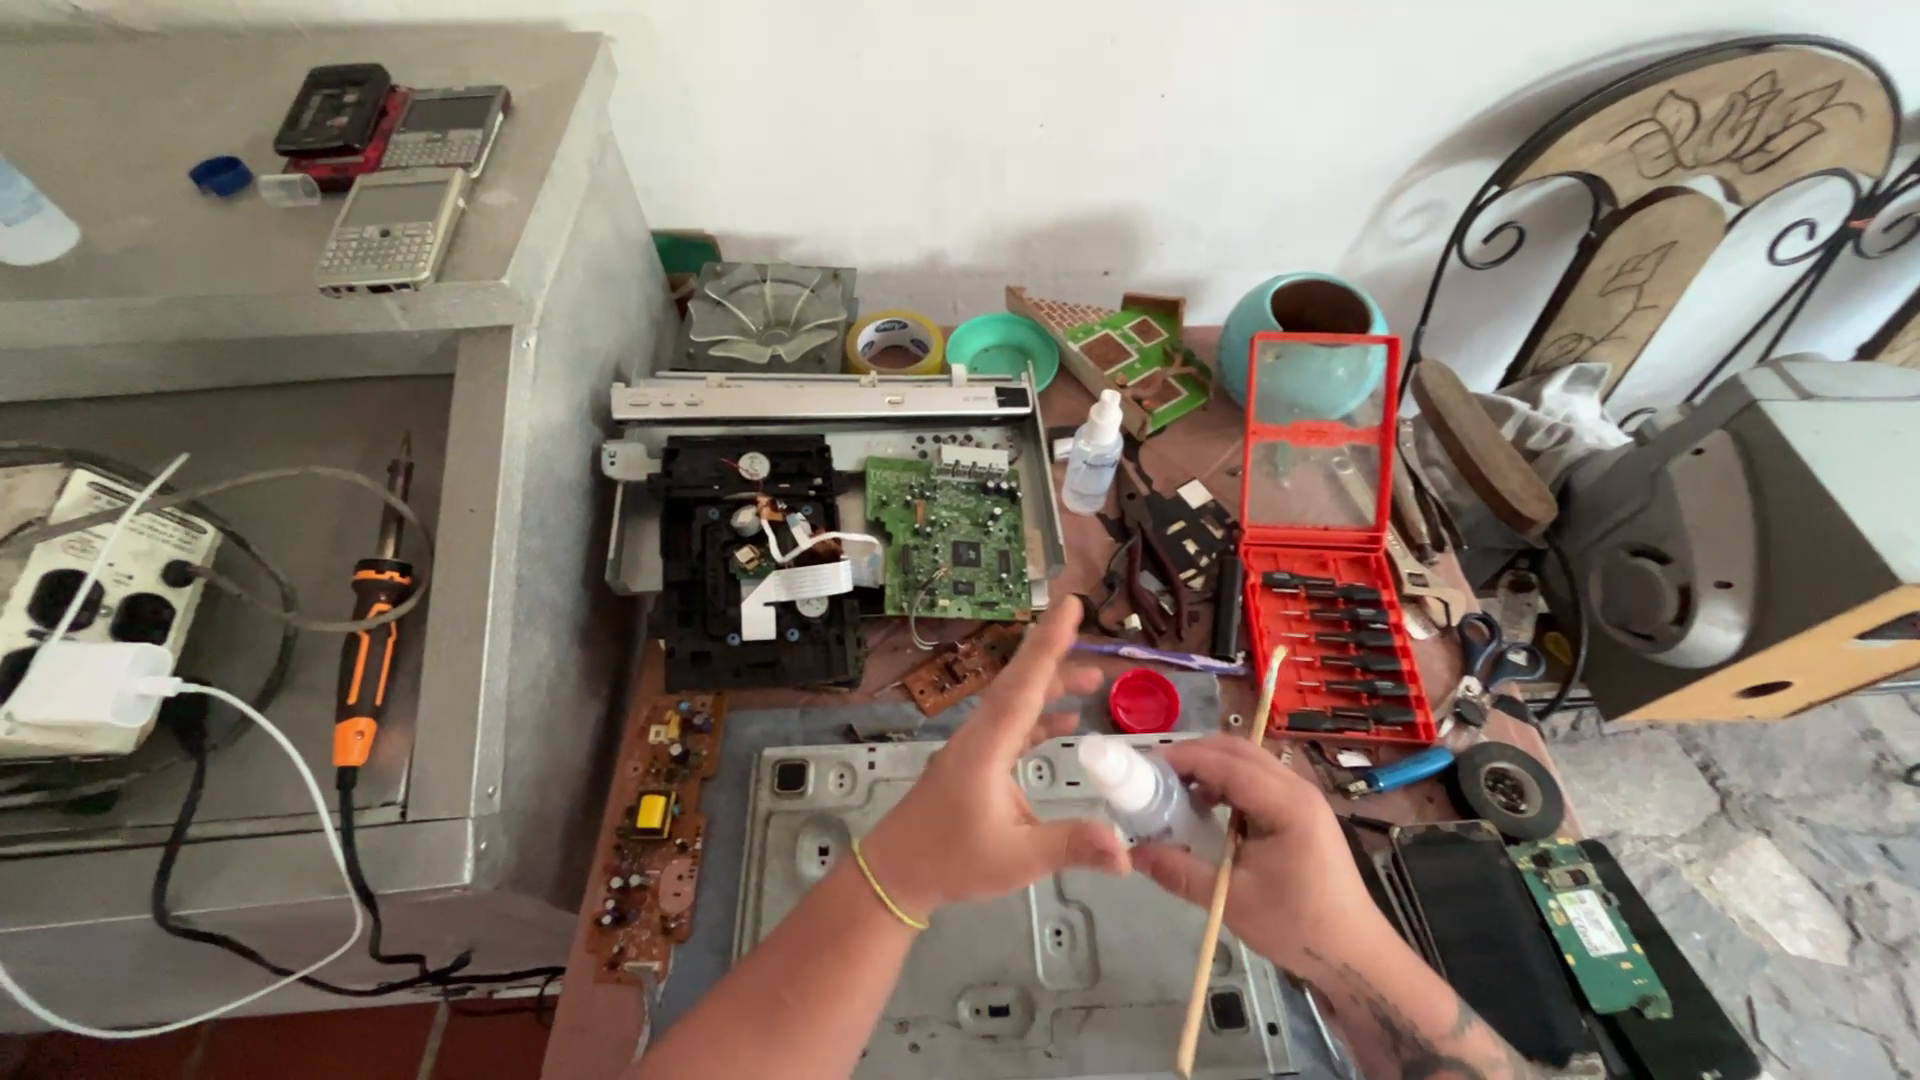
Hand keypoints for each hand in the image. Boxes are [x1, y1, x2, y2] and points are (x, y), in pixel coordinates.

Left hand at [860, 596, 1129, 919]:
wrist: (896, 872)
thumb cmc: (951, 862)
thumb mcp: (1017, 859)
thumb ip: (1072, 846)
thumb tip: (1128, 852)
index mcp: (988, 747)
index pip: (1024, 686)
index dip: (1049, 645)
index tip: (1069, 606)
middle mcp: (981, 734)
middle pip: (1019, 682)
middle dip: (1053, 651)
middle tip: (1086, 626)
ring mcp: (976, 746)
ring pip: (1016, 702)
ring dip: (1051, 685)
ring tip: (1093, 677)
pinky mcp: (976, 760)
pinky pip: (1013, 726)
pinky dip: (1040, 717)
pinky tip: (1066, 721)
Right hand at [1130, 735, 1393, 972]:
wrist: (1354, 955)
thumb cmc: (1297, 926)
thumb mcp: (1231, 900)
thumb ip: (1180, 871)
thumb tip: (1133, 854)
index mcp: (1287, 804)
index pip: (1227, 763)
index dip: (1185, 758)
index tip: (1147, 765)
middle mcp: (1298, 789)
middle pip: (1239, 750)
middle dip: (1195, 754)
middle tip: (1157, 774)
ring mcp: (1303, 798)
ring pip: (1249, 761)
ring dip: (1211, 766)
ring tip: (1176, 789)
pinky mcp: (1302, 810)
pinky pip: (1258, 779)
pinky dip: (1227, 781)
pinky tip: (1207, 805)